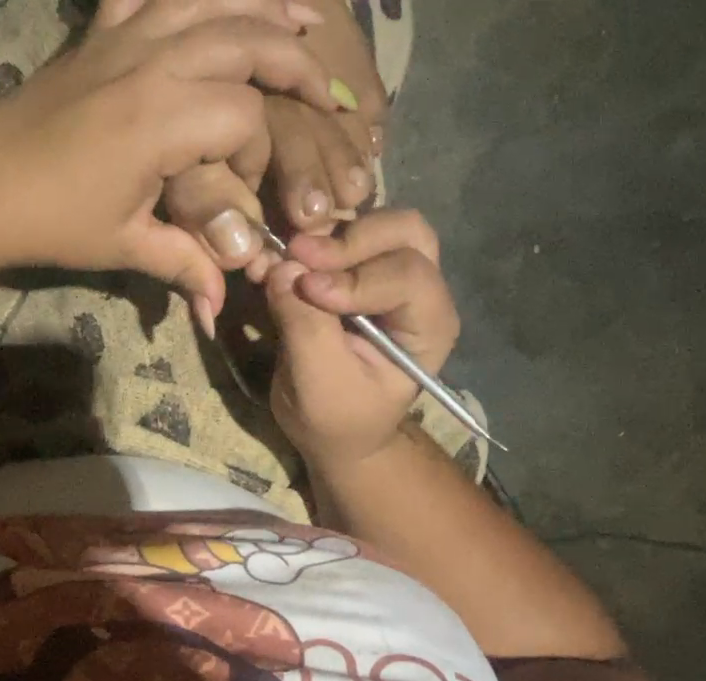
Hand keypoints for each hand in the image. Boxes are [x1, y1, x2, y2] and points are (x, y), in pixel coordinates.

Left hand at [0, 0, 344, 334]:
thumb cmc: (50, 223)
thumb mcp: (122, 247)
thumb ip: (181, 265)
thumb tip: (220, 310)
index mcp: (162, 121)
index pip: (247, 115)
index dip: (260, 151)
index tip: (245, 186)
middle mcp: (152, 64)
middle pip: (247, 38)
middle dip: (293, 64)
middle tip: (325, 90)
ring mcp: (122, 39)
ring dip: (260, 4)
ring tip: (302, 14)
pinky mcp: (96, 34)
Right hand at [263, 209, 457, 464]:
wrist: (333, 433)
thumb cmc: (336, 419)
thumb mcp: (319, 384)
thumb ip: (305, 327)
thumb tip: (280, 269)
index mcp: (429, 324)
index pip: (407, 275)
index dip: (355, 276)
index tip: (307, 289)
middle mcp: (418, 288)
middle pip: (401, 231)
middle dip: (349, 239)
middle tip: (296, 254)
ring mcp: (386, 273)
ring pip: (372, 223)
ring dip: (327, 234)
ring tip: (284, 257)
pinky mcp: (353, 271)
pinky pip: (338, 237)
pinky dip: (308, 240)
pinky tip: (275, 258)